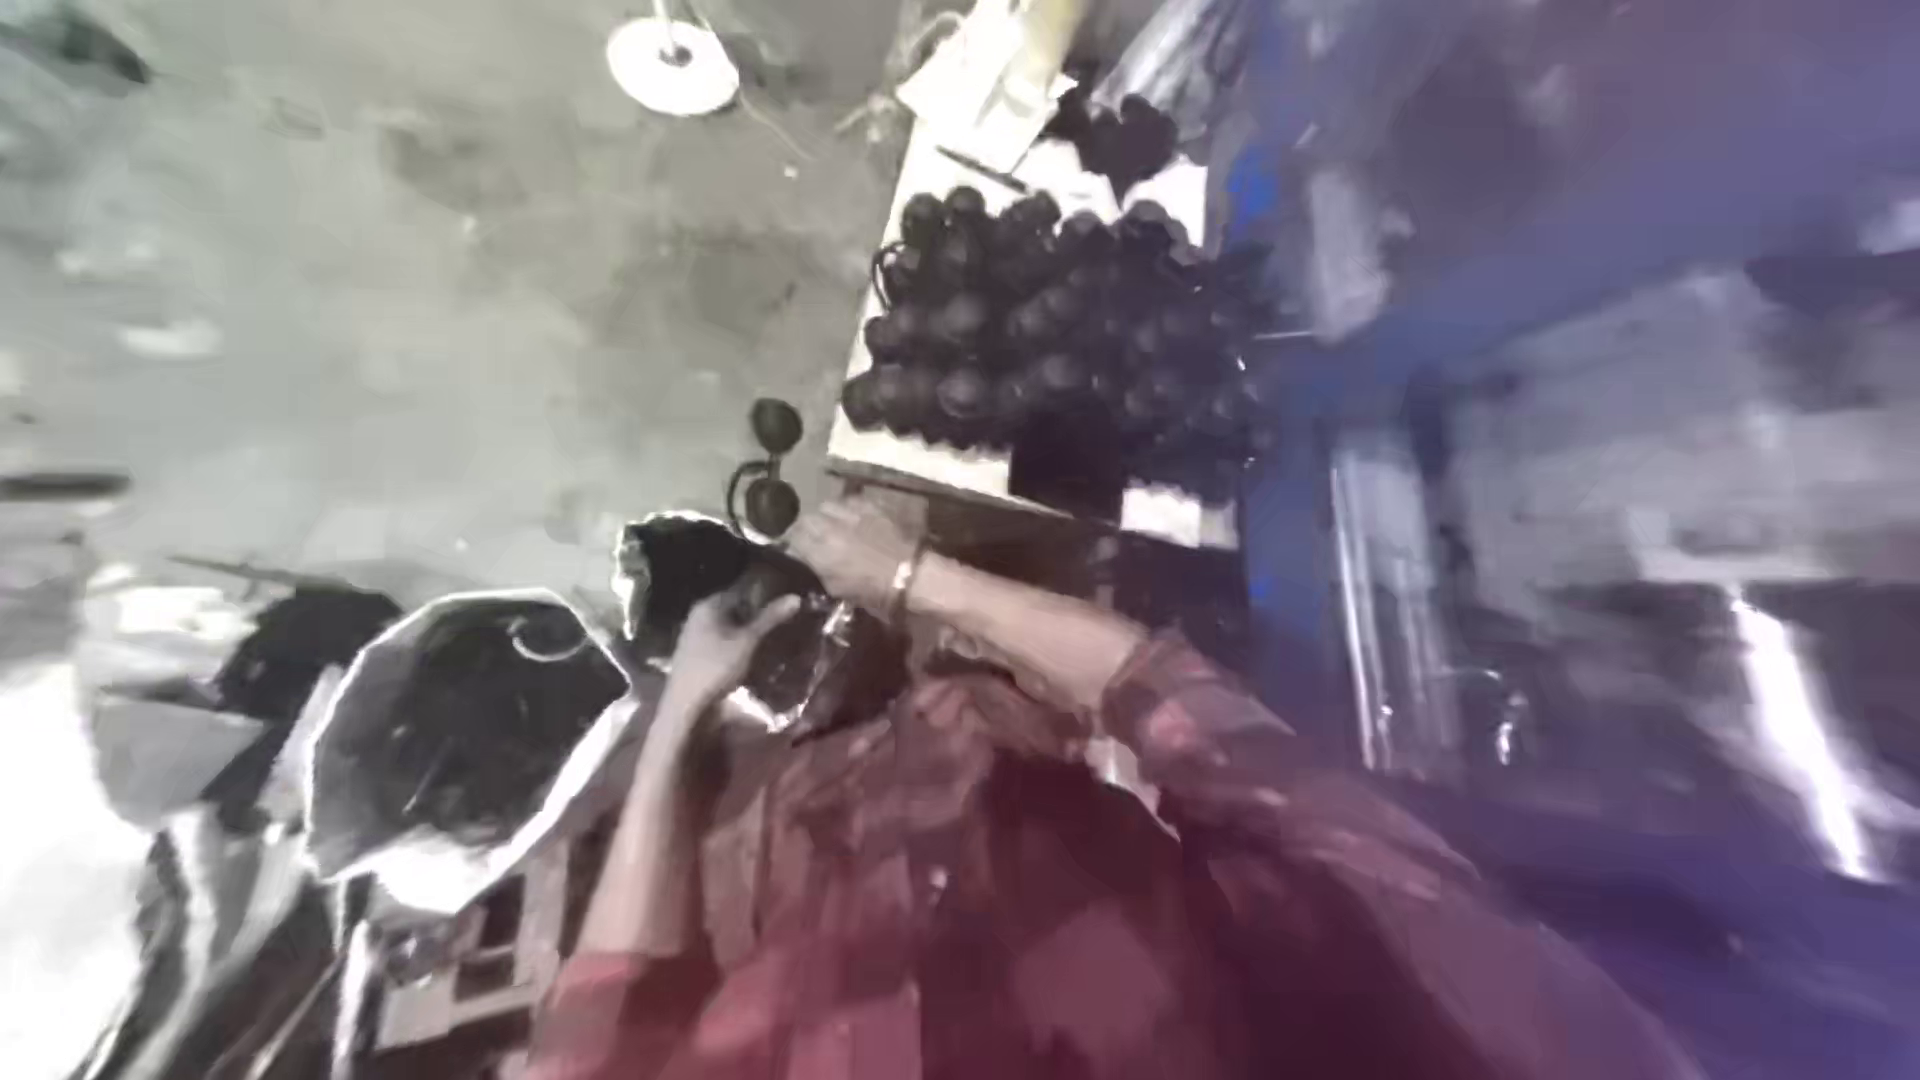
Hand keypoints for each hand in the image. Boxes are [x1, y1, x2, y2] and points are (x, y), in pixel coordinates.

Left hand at [666, 592, 802, 710]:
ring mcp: (693, 633)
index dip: (763, 596)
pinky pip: (720, 638)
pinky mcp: (693, 651)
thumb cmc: (717, 667)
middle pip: (734, 607)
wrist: (686, 705)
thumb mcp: (748, 641)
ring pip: (727, 624)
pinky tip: (749, 651)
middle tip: (781, 621)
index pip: (741, 590)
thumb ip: (770, 618)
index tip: (783, 604)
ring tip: (770, 636)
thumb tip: (795, 597)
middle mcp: (697, 614)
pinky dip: (735, 641)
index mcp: (708, 605)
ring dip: (746, 630)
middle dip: (756, 614)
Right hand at [787, 496, 918, 611]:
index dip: (793, 544)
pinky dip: (849, 508)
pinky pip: (851, 500)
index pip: (792, 537)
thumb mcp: (836, 588)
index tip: (797, 550)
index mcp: (819, 551)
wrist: (913, 577)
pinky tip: (855, 518)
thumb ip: (818, 569)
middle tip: (815, 538)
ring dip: (828, 515)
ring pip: (827, 505)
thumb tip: (811, 560)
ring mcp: (852, 512)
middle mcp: (831, 526)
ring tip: (835, 525)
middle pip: (807, 518)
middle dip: (808, 528)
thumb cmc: (875, 593)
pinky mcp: (872, 504)